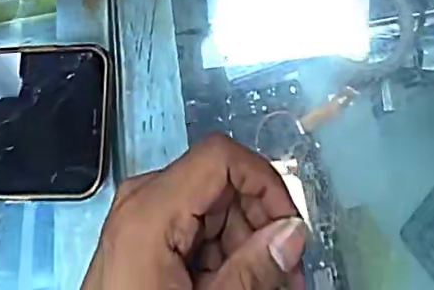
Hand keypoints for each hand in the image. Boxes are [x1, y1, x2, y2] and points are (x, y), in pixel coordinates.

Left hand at [83, 135, 307, 289]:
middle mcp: (142, 198)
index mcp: (151, 207)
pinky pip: (193, 228)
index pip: (220, 157)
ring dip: (243, 245)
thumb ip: (252, 271)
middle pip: (219, 184)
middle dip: (259, 225)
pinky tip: (232, 286)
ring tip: (263, 288)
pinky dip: (219, 255)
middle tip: (288, 277)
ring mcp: (139, 216)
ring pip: (211, 208)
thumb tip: (294, 232)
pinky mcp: (141, 236)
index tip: (292, 229)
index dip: (264, 183)